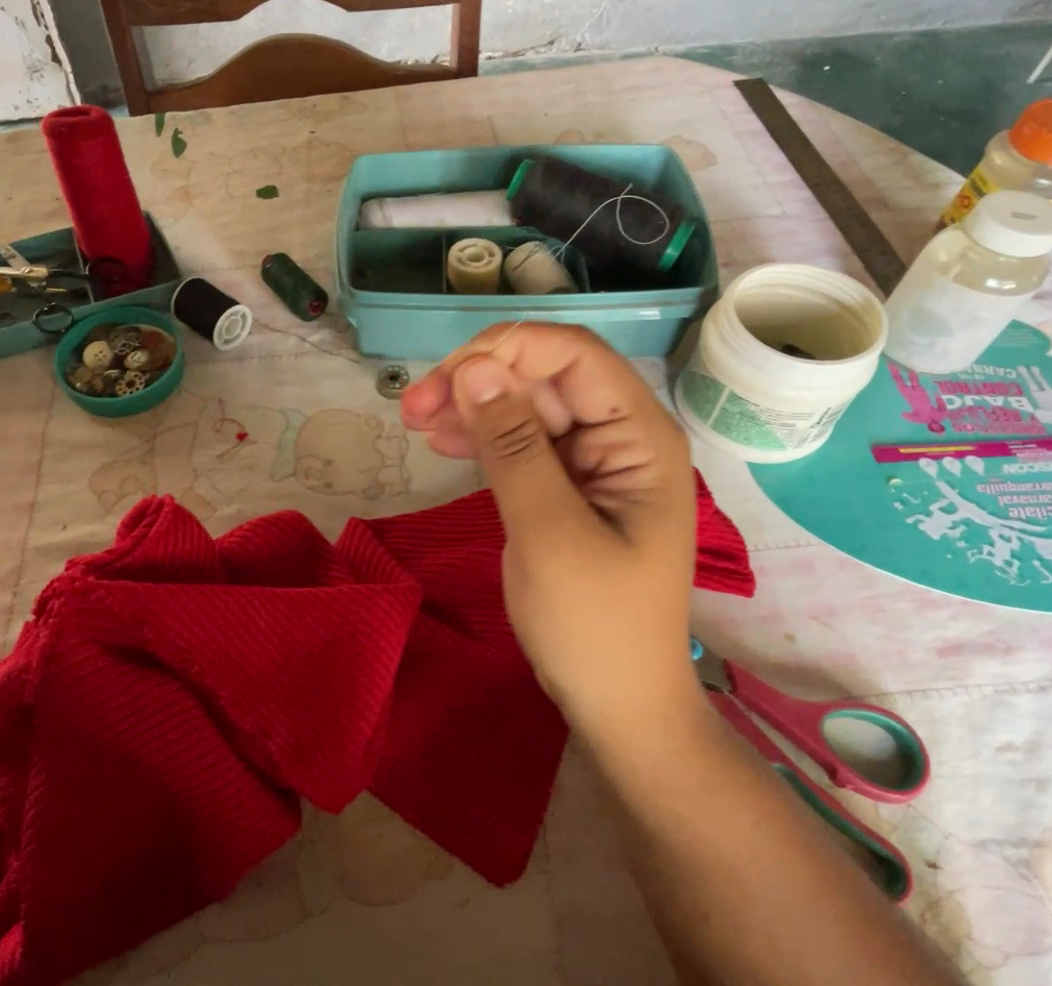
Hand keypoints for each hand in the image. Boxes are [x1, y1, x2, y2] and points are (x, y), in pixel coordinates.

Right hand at [399, 323, 703, 724]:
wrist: (617, 702)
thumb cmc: (594, 623)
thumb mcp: (548, 532)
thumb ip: (513, 445)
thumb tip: (474, 367)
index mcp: (640, 436)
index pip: (574, 355)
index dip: (507, 349)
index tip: (443, 378)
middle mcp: (620, 437)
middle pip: (544, 377)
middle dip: (478, 379)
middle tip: (411, 408)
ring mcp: (593, 464)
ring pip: (526, 406)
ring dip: (472, 406)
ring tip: (414, 422)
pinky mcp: (566, 489)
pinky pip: (521, 444)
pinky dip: (481, 438)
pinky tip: (441, 442)